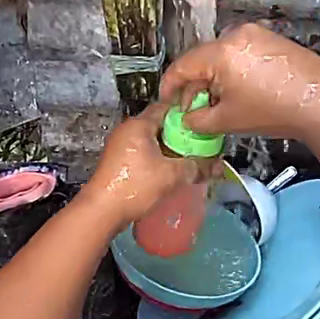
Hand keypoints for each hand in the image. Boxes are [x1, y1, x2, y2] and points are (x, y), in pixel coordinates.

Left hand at [77, 103, 207, 227]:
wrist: (102, 210)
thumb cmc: (135, 186)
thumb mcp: (171, 176)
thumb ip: (196, 167)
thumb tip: (217, 167)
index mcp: (138, 125)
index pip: (166, 108)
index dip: (186, 114)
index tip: (203, 124)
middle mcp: (127, 131)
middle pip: (159, 125)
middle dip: (180, 134)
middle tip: (200, 143)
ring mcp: (120, 146)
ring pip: (151, 141)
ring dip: (169, 149)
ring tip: (189, 159)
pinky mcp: (118, 162)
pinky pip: (143, 154)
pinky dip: (157, 159)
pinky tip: (171, 171)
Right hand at [158, 23, 319, 142]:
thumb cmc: (274, 111)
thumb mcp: (225, 121)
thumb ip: (195, 119)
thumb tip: (186, 117)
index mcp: (220, 52)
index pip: (182, 66)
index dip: (169, 87)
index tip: (165, 102)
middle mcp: (236, 35)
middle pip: (201, 60)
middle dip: (193, 85)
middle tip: (190, 109)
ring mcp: (257, 34)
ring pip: (220, 57)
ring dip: (213, 79)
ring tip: (216, 105)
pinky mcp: (272, 40)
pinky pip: (240, 54)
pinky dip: (232, 72)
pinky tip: (238, 94)